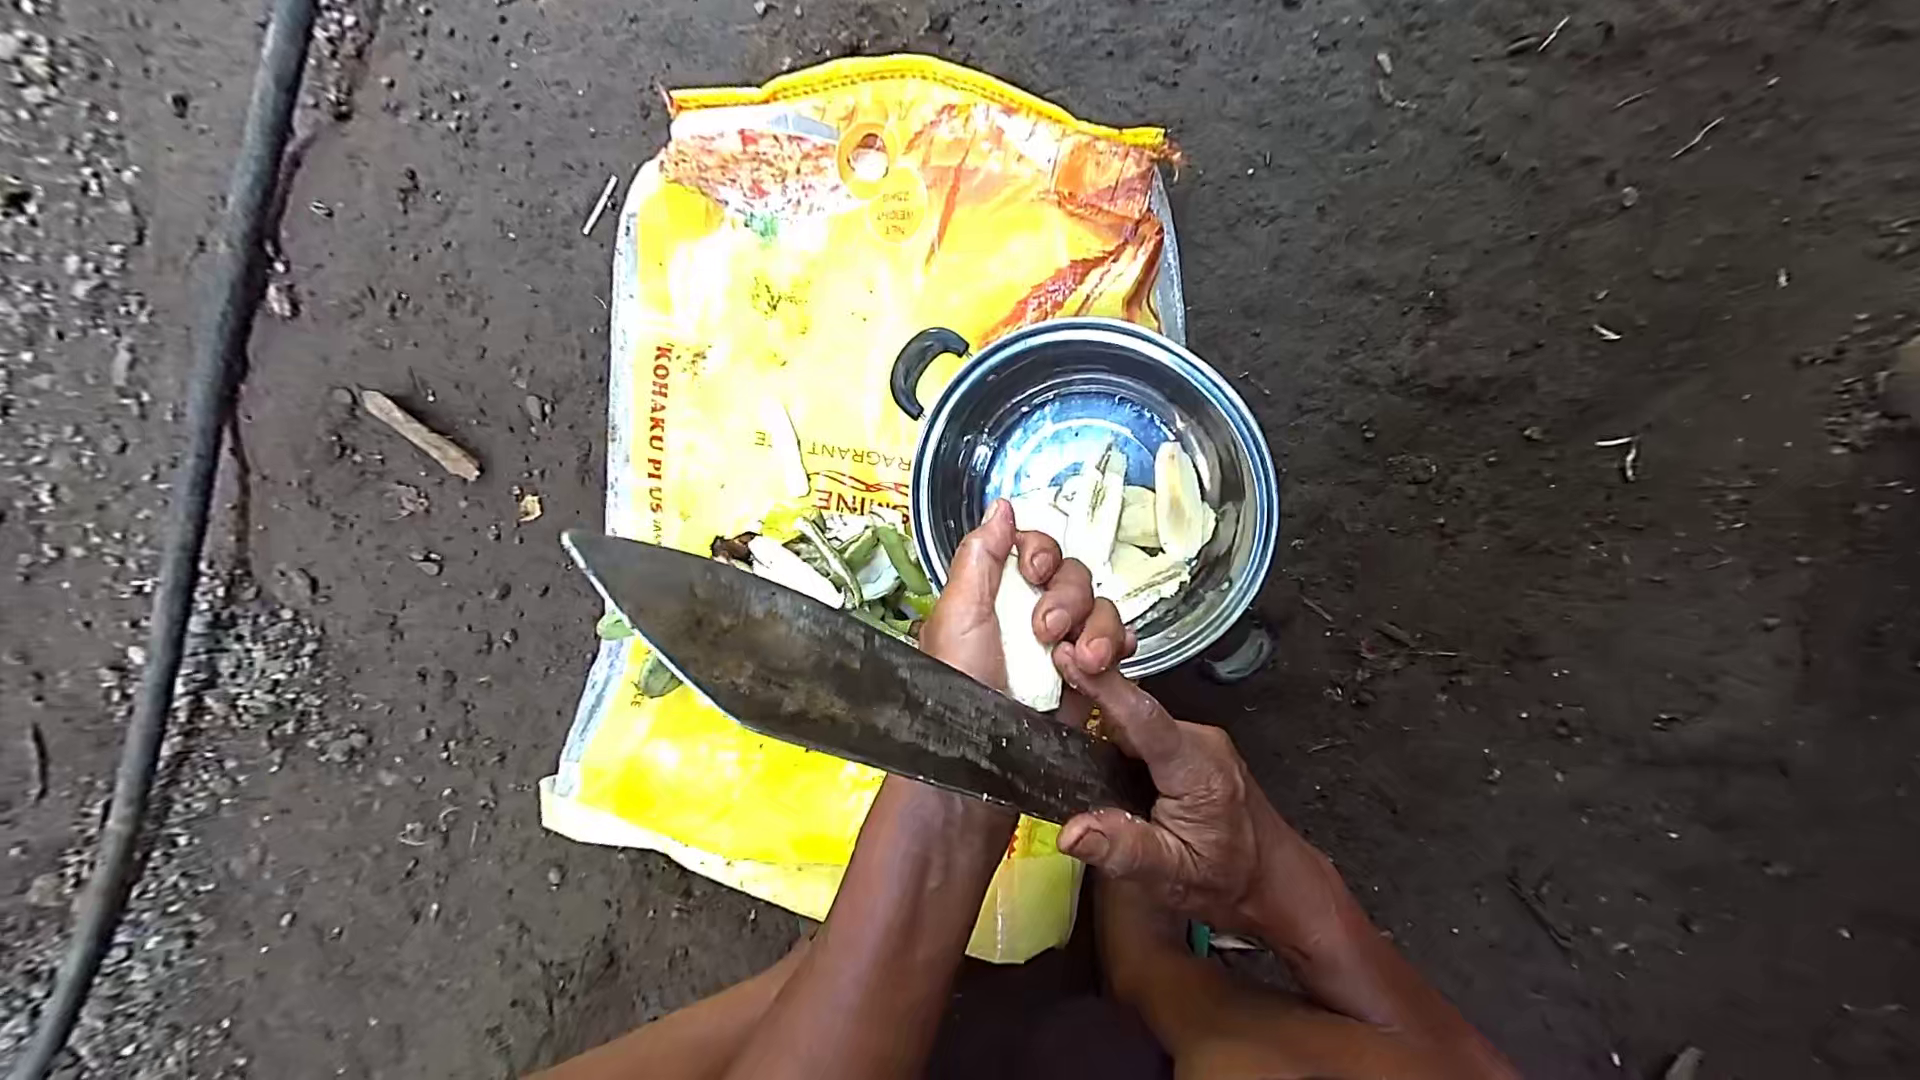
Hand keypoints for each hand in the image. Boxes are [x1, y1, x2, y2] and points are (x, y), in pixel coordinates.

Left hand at [919, 499, 1132, 690]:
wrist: (984, 763)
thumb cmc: (959, 686)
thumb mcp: (958, 616)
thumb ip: (981, 557)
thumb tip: (1002, 506)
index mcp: (995, 593)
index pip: (1033, 547)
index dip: (1041, 549)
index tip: (1036, 569)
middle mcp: (1029, 612)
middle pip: (1073, 574)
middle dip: (1067, 597)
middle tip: (1047, 630)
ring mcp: (1061, 643)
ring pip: (1100, 606)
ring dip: (1096, 627)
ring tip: (1080, 660)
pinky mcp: (1088, 674)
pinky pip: (1118, 642)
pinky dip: (1118, 645)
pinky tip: (1106, 660)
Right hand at [1053, 655, 1316, 934]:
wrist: (1276, 880)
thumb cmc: (1228, 880)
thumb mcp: (1173, 877)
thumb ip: (1123, 851)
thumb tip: (1071, 833)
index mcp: (1198, 769)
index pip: (1144, 716)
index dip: (1102, 685)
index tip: (1065, 657)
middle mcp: (1199, 740)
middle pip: (1132, 708)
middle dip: (1087, 695)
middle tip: (1043, 703)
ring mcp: (1195, 736)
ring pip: (1133, 714)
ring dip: (1096, 712)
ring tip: (1057, 723)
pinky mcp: (1186, 741)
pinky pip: (1140, 723)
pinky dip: (1111, 725)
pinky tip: (1087, 736)